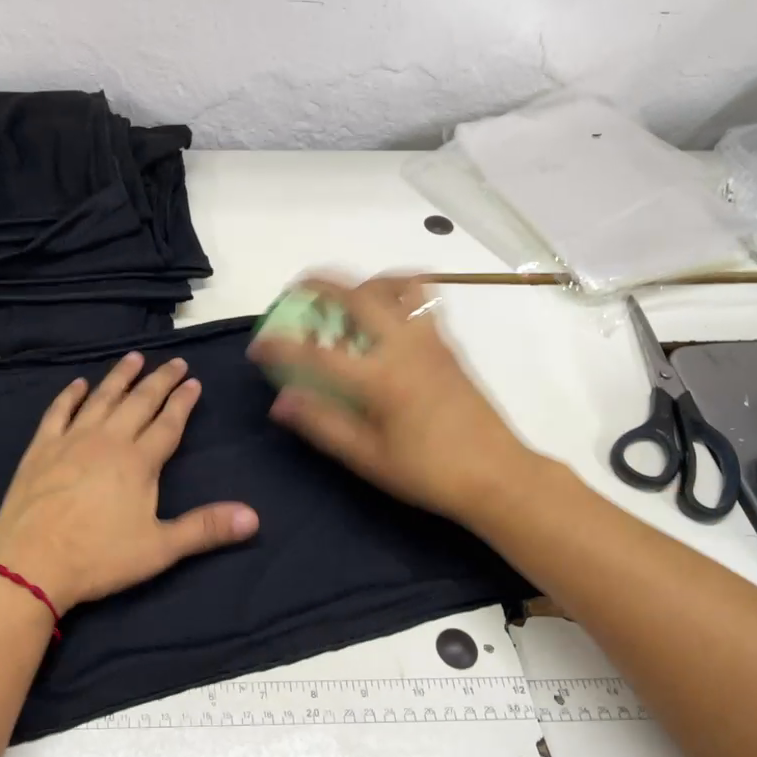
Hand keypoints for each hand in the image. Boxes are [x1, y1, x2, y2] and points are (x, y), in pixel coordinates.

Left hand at [0, 352, 259, 613]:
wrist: (31, 563)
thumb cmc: (99, 558)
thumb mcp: (160, 549)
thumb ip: (205, 529)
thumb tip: (254, 516)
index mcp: (139, 462)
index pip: (168, 423)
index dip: (183, 402)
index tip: (194, 382)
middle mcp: (108, 440)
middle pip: (139, 402)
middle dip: (159, 380)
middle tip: (174, 362)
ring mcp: (71, 441)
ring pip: (101, 398)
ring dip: (119, 377)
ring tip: (134, 358)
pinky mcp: (40, 449)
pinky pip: (58, 412)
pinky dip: (70, 395)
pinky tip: (79, 384)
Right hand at [247, 274, 537, 522]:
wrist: (498, 475)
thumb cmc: (430, 473)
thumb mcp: (368, 458)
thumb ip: (323, 425)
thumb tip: (281, 402)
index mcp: (381, 378)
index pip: (318, 353)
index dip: (281, 347)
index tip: (258, 347)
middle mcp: (405, 346)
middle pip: (358, 295)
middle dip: (320, 284)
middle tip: (296, 289)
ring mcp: (431, 340)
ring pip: (396, 286)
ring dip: (363, 281)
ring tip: (344, 297)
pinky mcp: (449, 345)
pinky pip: (420, 300)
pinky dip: (395, 292)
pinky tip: (383, 315)